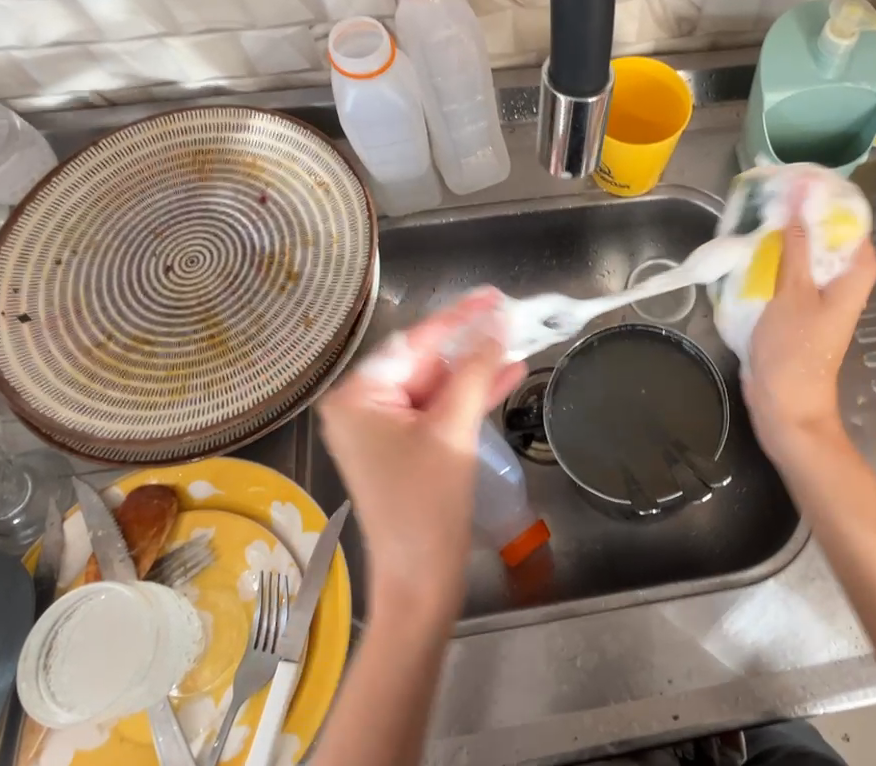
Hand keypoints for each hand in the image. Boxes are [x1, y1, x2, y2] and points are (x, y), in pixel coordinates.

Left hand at [316, 288, 525, 603]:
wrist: (421, 580)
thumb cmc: (426, 504)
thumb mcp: (453, 429)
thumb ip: (476, 369)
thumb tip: (498, 321)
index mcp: (358, 398)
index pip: (414, 343)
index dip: (457, 317)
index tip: (492, 295)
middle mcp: (364, 408)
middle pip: (426, 363)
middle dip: (471, 344)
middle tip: (511, 315)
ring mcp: (385, 430)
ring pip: (439, 386)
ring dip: (478, 368)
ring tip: (518, 340)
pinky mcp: (407, 448)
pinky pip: (441, 410)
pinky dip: (472, 396)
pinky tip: (509, 373)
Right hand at [742, 203, 875, 461]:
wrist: (784, 407)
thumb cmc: (795, 350)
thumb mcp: (793, 292)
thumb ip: (795, 247)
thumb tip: (800, 203)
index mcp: (853, 277)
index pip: (854, 227)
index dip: (834, 203)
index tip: (804, 182)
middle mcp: (841, 285)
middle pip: (827, 241)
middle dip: (802, 218)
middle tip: (772, 196)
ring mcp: (817, 301)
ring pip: (804, 259)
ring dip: (783, 241)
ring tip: (756, 218)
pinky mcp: (795, 314)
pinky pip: (787, 278)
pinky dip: (772, 264)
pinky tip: (748, 254)